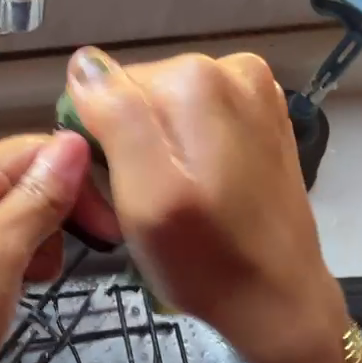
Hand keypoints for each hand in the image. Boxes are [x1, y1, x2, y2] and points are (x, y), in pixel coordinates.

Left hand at [0, 133, 114, 362]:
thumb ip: (38, 198)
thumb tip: (76, 141)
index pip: (39, 150)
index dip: (80, 184)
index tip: (109, 232)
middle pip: (32, 178)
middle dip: (56, 220)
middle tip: (51, 270)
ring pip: (24, 211)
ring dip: (40, 247)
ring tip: (25, 284)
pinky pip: (5, 238)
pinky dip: (20, 262)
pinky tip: (13, 288)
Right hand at [64, 47, 350, 362]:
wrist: (277, 299)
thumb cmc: (203, 260)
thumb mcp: (145, 195)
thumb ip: (115, 117)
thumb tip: (84, 62)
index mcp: (191, 77)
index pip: (100, 90)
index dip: (95, 144)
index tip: (115, 192)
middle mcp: (227, 67)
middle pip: (134, 97)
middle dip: (126, 146)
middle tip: (141, 206)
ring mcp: (251, 90)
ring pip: (161, 112)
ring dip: (153, 153)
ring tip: (171, 203)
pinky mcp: (261, 117)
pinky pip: (193, 123)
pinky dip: (183, 153)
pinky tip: (196, 191)